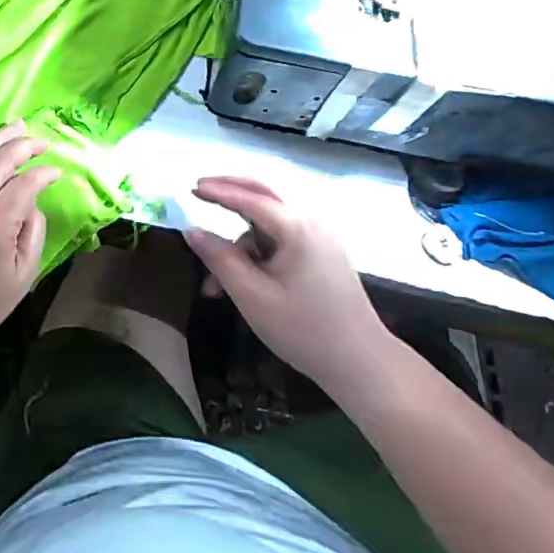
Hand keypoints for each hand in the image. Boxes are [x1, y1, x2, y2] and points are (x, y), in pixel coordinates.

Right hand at [184, 176, 391, 382]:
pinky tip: (242, 281)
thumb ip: (219, 259)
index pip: (251, 199)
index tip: (191, 189)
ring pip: (269, 225)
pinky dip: (257, 253)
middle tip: (200, 191)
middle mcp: (312, 225)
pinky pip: (281, 240)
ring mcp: (320, 240)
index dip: (219, 191)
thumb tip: (191, 231)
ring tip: (215, 283)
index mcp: (298, 229)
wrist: (362, 363)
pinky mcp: (322, 256)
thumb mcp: (252, 296)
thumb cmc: (304, 330)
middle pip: (266, 195)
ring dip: (240, 243)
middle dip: (232, 191)